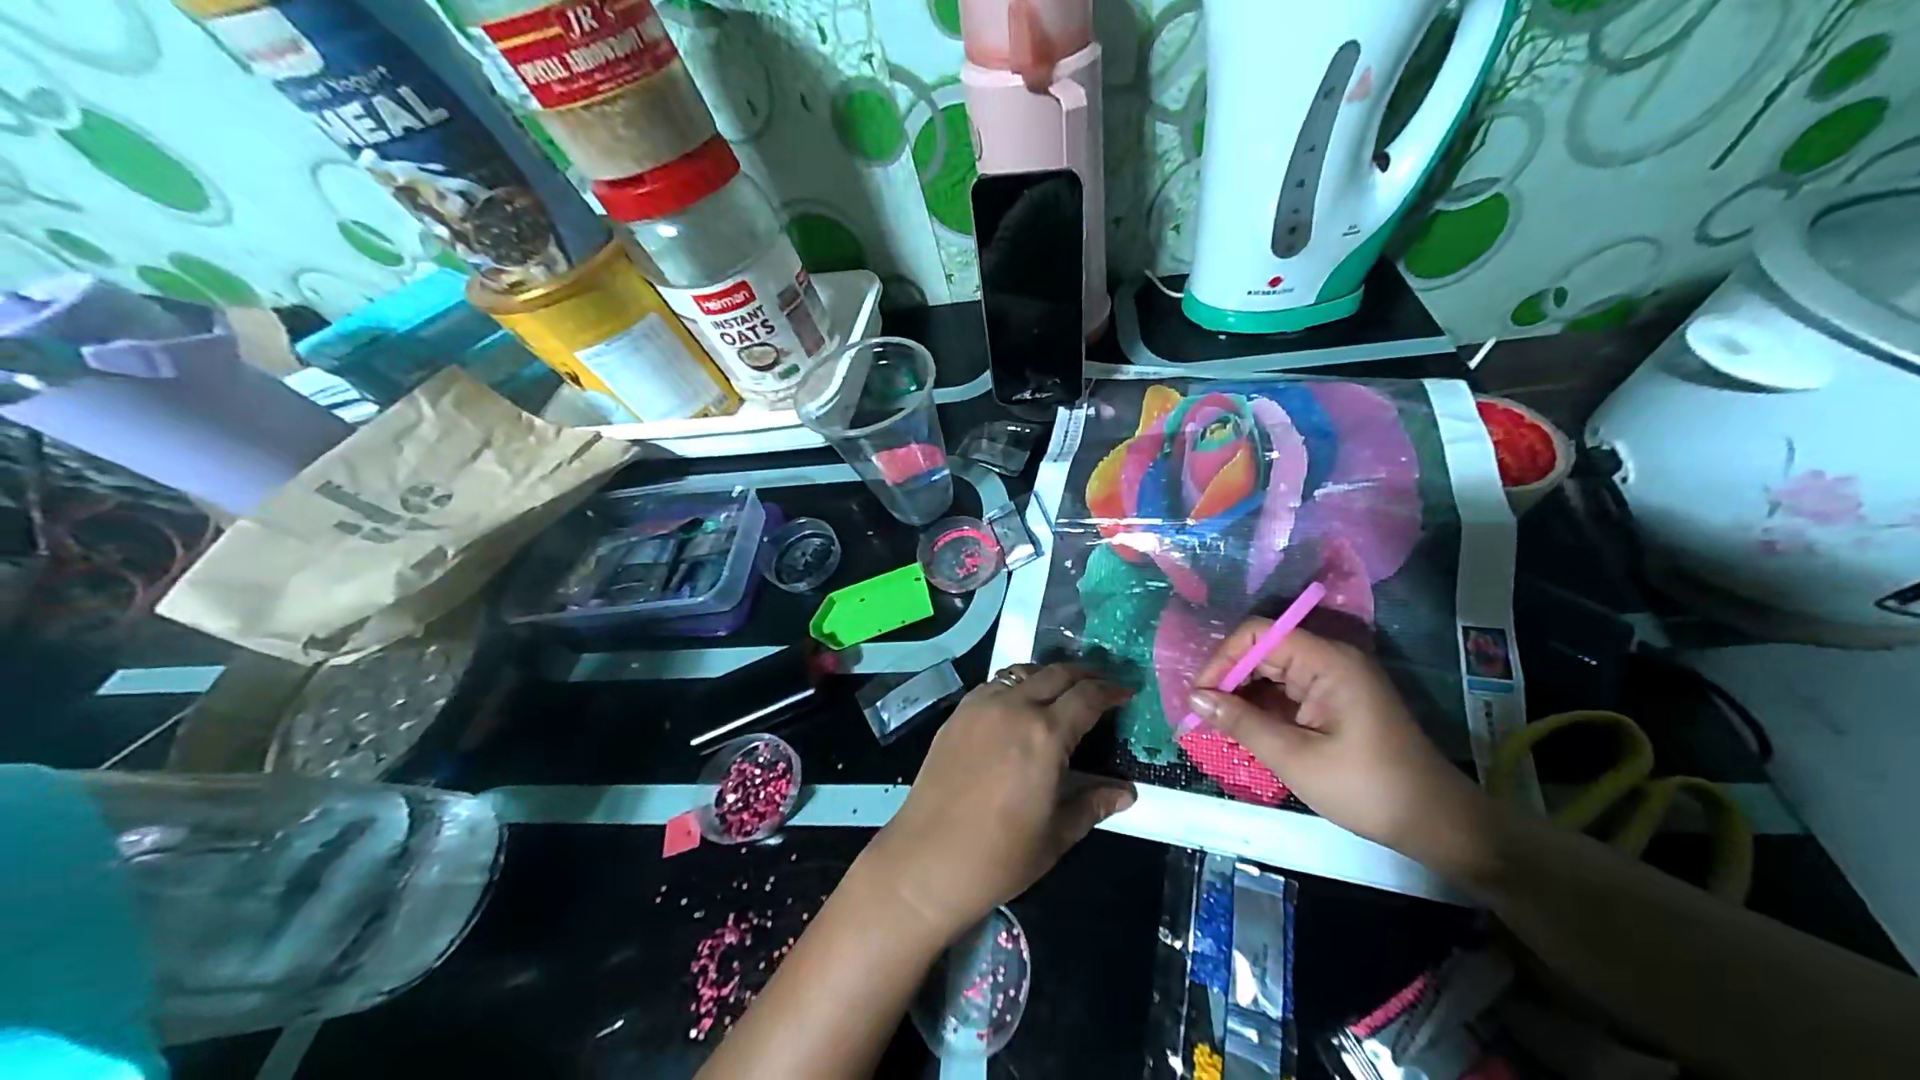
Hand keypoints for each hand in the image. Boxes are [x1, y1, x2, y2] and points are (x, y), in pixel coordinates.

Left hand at [861, 663, 1136, 939]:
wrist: (926, 861)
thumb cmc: (999, 856)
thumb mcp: (1057, 834)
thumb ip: (1093, 803)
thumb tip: (1125, 792)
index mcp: (1045, 735)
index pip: (1087, 697)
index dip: (1111, 691)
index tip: (1126, 692)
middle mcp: (1013, 708)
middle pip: (1056, 673)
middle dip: (1085, 675)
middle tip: (1102, 685)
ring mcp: (979, 708)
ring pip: (1022, 673)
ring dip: (1049, 676)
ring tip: (1064, 692)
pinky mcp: (956, 715)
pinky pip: (994, 686)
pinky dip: (1016, 685)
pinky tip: (1021, 706)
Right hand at [1186, 625, 1488, 861]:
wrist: (1436, 824)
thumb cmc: (1366, 788)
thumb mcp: (1295, 757)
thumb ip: (1241, 722)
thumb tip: (1195, 697)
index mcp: (1328, 662)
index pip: (1260, 633)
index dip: (1224, 658)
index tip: (1201, 696)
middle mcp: (1331, 660)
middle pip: (1264, 649)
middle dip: (1228, 678)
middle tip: (1202, 714)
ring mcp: (1334, 680)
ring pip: (1272, 672)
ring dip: (1242, 695)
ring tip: (1216, 725)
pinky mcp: (1335, 701)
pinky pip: (1286, 692)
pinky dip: (1261, 708)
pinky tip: (1243, 731)